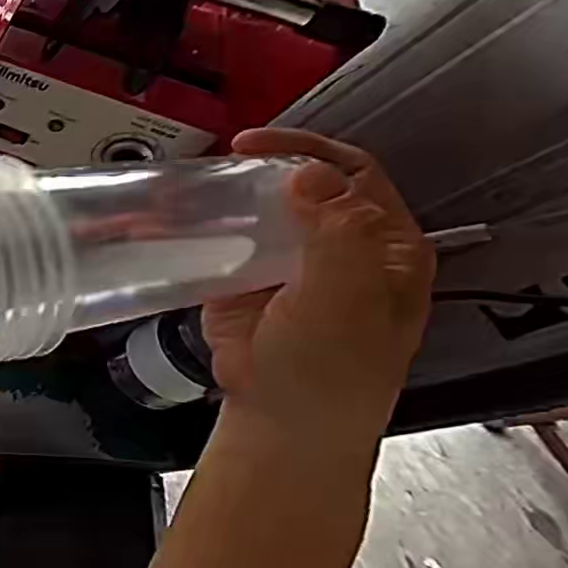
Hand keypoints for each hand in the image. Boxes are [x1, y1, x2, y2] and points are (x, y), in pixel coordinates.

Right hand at [200, 129, 434, 430]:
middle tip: (223, 163)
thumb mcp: (345, 302)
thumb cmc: (329, 372)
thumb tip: (309, 173)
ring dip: (232, 195)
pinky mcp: (247, 280)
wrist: (280, 421)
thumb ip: (336, 235)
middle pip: (304, 184)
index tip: (257, 146)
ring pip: (263, 210)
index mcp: (383, 246)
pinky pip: (229, 240)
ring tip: (196, 188)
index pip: (352, 173)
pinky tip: (184, 220)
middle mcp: (339, 247)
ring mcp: (290, 263)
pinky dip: (208, 226)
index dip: (308, 151)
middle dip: (265, 168)